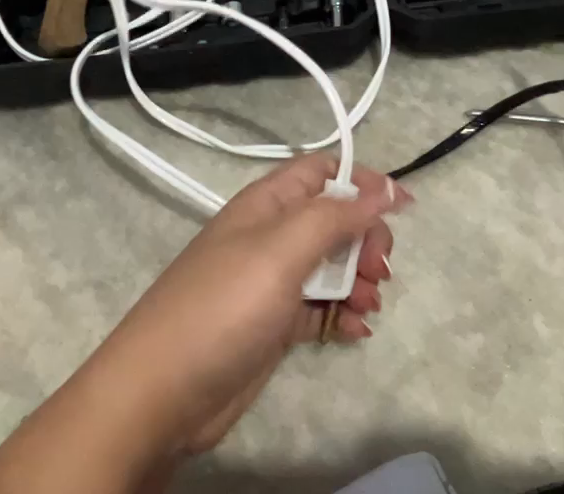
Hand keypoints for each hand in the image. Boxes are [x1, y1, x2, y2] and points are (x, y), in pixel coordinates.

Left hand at [99, 153, 406, 454]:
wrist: (162, 392)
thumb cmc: (224, 306)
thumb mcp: (282, 250)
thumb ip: (335, 215)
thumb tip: (385, 187)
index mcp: (268, 204)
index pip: (323, 172)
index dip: (363, 181)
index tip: (401, 207)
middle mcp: (271, 236)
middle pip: (334, 219)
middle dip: (365, 239)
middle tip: (378, 268)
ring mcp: (271, 282)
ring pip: (330, 266)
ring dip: (358, 280)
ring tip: (370, 304)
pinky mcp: (273, 324)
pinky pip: (320, 308)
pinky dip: (342, 315)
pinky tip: (357, 331)